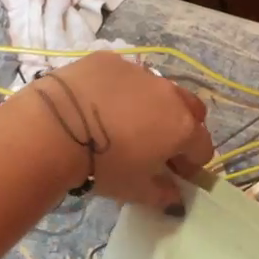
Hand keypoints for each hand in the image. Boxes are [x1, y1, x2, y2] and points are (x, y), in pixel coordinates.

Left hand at [20, 52, 214, 209]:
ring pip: (158, 89)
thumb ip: (163, 195)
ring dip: (152, 106)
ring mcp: (140, 72)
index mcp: (182, 127)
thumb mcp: (135, 190)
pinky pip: (125, 76)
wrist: (55, 128)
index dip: (192, 165)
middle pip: (190, 110)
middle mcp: (169, 94)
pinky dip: (120, 90)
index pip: (202, 148)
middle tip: (158, 146)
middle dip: (182, 128)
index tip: (176, 175)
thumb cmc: (103, 166)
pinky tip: (98, 105)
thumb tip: (176, 199)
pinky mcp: (110, 59)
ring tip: (124, 124)